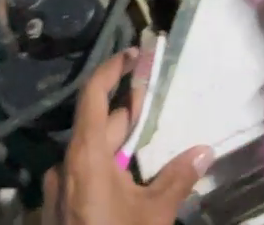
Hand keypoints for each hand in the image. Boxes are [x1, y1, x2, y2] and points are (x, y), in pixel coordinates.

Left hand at [42, 51, 213, 224]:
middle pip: (96, 124)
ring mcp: (58, 191)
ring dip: (116, 142)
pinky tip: (127, 178)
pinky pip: (82, 176)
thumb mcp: (154, 215)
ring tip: (146, 138)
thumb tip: (205, 150)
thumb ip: (177, 178)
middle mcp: (65, 165)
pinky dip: (104, 168)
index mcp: (85, 156)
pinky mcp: (58, 213)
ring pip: (90, 152)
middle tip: (154, 97)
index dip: (112, 69)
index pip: (93, 94)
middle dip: (127, 110)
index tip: (135, 55)